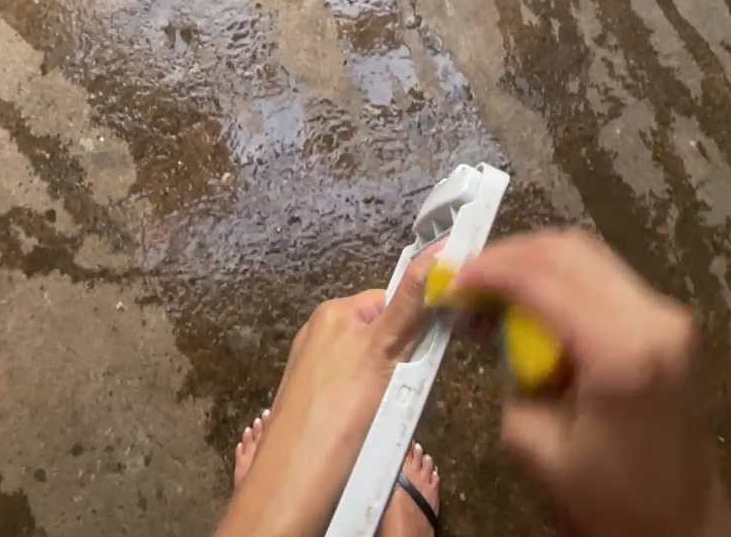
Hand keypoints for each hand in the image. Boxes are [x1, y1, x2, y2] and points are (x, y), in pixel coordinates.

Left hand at [215, 250, 436, 536]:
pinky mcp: (312, 398)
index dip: (415, 322)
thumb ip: (409, 306)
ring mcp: (314, 366)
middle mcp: (322, 331)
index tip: (430, 350)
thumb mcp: (383, 352)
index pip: (390, 300)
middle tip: (406, 387)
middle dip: (401, 358)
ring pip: (370, 365)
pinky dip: (368, 405)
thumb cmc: (341, 409)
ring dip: (388, 385)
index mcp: (335, 311)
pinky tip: (368, 427)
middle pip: (381, 334)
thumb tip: (433, 255)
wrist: (296, 476)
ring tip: (386, 412)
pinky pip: (353, 390)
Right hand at [452, 229, 730, 536]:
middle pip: (566, 250)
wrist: (687, 527)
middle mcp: (653, 318)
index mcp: (622, 354)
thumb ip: (511, 371)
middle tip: (469, 277)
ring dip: (533, 260)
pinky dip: (558, 275)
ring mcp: (668, 314)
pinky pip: (601, 274)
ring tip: (495, 285)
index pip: (542, 280)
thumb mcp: (534, 446)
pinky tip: (531, 297)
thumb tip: (494, 323)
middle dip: (508, 255)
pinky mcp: (668, 318)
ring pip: (585, 253)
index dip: (490, 270)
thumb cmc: (610, 500)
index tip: (453, 280)